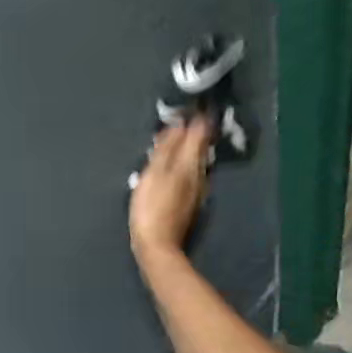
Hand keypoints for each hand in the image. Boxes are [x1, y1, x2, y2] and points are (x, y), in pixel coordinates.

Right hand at [129, 117, 212, 260]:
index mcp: (188, 164)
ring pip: (197, 162)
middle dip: (194, 132)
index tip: (190, 105)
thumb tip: (180, 125)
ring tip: (177, 141)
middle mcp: (198, 174)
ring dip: (189, 149)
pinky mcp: (191, 203)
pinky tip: (176, 167)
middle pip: (201, 147)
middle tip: (184, 120)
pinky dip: (185, 165)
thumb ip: (166, 150)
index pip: (199, 132)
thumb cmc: (150, 209)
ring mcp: (197, 190)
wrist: (158, 246)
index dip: (197, 117)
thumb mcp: (153, 175)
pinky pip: (192, 175)